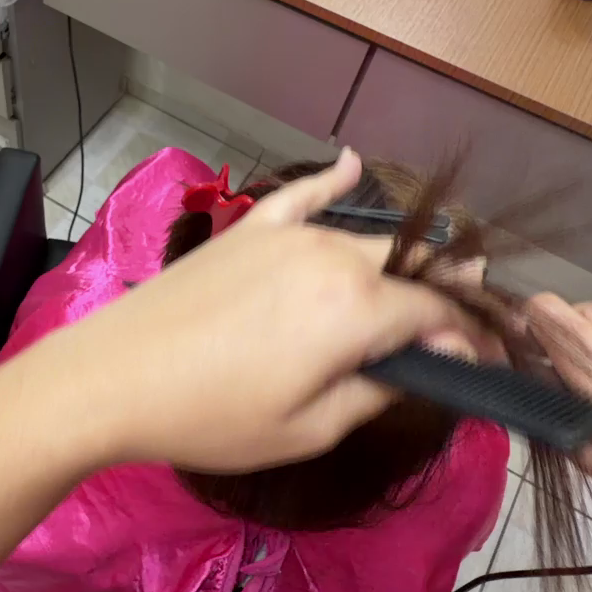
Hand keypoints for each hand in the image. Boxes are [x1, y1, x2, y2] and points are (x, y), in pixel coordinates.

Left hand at [7, 149, 493, 474]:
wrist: (111, 378)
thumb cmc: (209, 417)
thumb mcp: (308, 428)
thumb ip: (380, 388)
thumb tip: (425, 363)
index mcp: (354, 308)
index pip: (438, 312)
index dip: (467, 339)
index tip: (480, 364)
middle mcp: (328, 255)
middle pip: (406, 271)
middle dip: (435, 303)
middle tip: (433, 344)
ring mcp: (282, 235)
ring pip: (361, 240)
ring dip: (392, 267)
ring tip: (405, 296)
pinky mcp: (244, 230)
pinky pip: (299, 196)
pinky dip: (330, 181)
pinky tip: (352, 163)